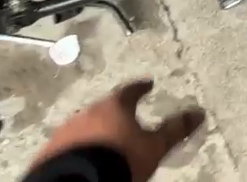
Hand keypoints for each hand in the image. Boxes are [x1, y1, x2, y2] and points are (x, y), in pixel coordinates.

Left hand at [29, 80, 205, 181]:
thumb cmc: (118, 161)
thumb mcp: (153, 148)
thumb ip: (175, 129)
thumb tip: (200, 112)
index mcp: (114, 106)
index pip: (131, 89)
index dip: (141, 87)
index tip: (148, 85)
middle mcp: (87, 113)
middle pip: (104, 108)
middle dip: (115, 113)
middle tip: (125, 120)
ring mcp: (63, 134)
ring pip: (83, 127)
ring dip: (94, 132)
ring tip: (103, 145)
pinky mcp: (46, 157)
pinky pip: (66, 148)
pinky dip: (76, 149)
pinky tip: (82, 160)